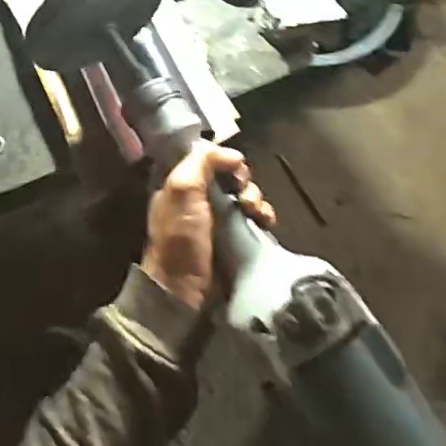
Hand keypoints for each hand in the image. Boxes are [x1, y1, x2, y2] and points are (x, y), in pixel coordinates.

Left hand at [140, 142, 276, 311]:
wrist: (185, 290)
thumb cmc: (180, 236)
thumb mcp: (182, 189)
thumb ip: (203, 162)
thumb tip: (234, 155)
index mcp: (183, 186)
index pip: (210, 161)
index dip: (225, 161)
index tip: (235, 169)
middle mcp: (201, 200)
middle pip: (232, 178)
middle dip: (244, 182)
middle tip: (244, 196)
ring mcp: (220, 221)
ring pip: (246, 197)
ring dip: (256, 199)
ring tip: (255, 211)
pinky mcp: (237, 240)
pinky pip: (256, 220)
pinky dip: (264, 216)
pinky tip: (266, 222)